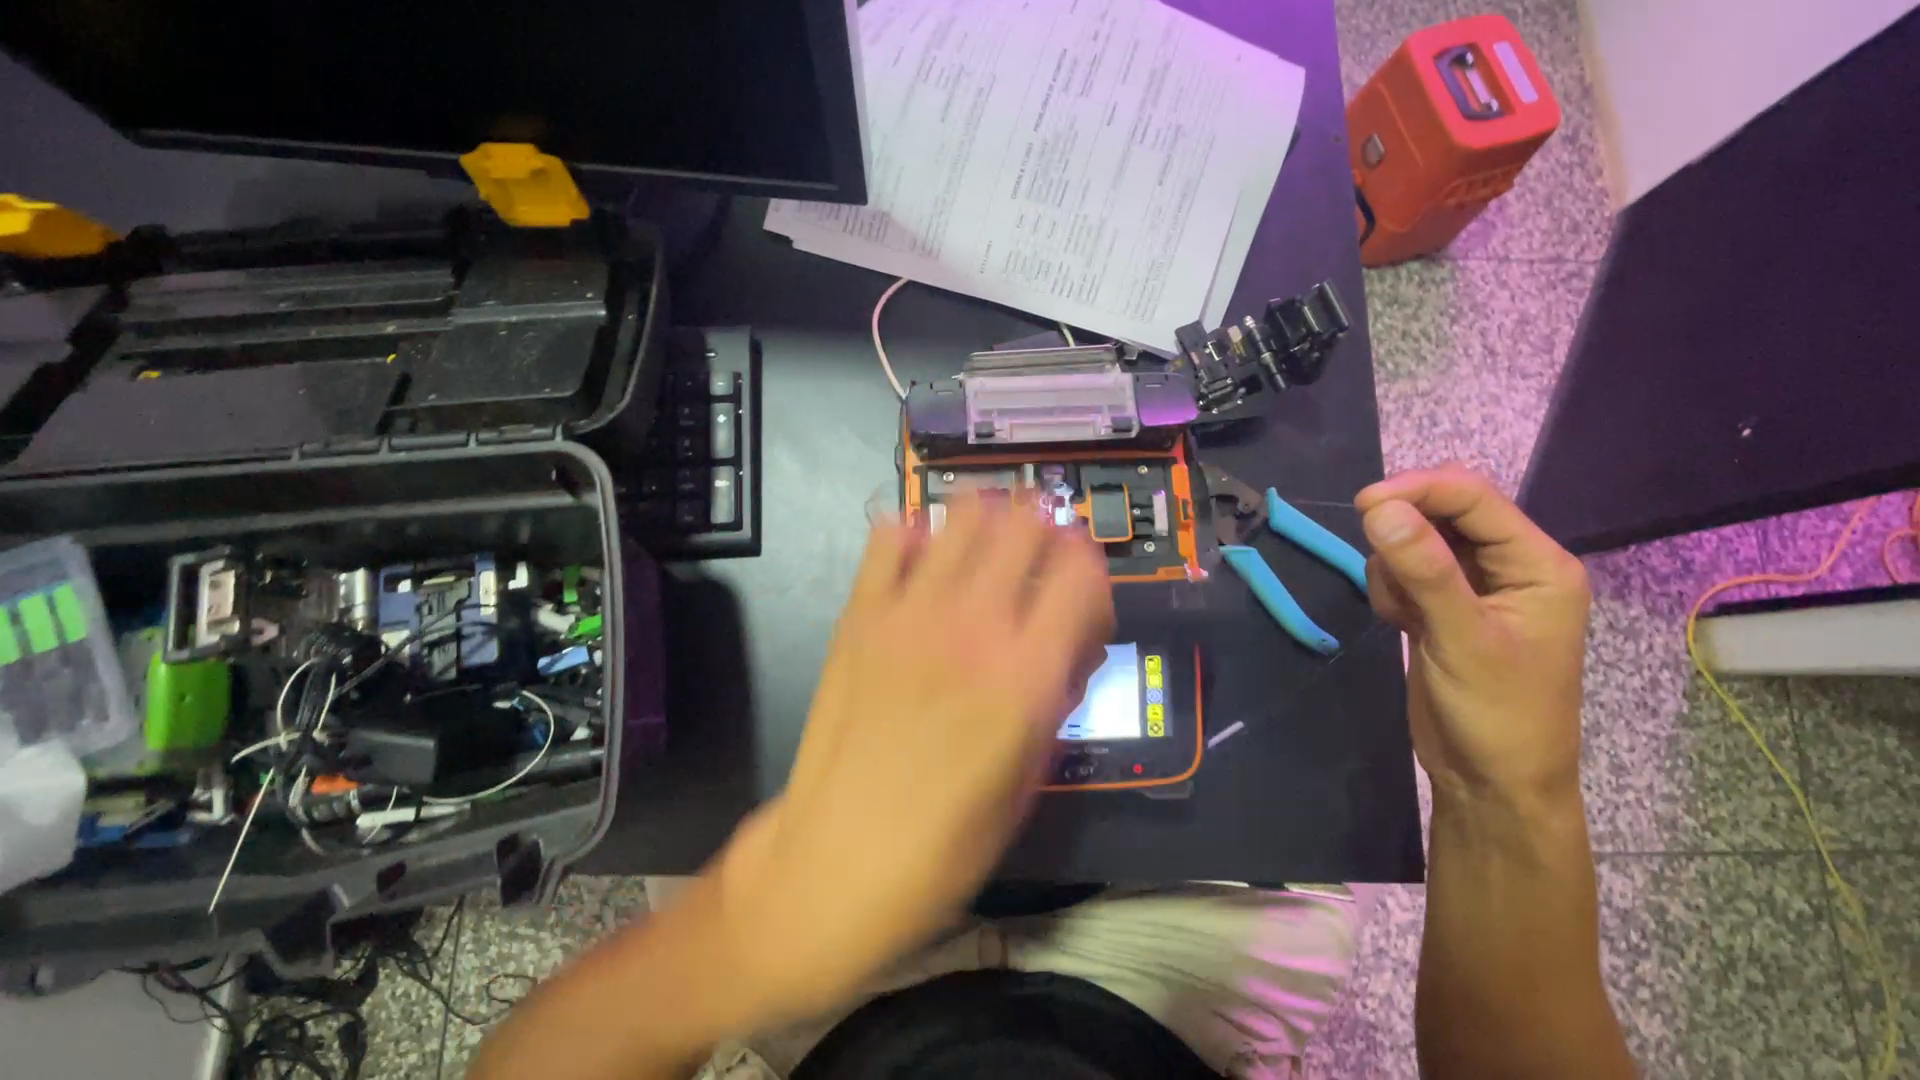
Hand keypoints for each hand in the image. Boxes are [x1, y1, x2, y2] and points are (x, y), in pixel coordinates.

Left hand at [710, 496, 1113, 1024]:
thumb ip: (1055, 695)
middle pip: (1026, 524)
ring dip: (987, 517)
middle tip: (1040, 556)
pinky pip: (888, 540)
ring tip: (989, 540)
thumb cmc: (949, 841)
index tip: (1084, 592)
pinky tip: (923, 554)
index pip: (1081, 571)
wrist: (838, 858)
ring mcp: (909, 613)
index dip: (1092, 571)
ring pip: (962, 515)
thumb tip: (1068, 644)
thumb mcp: (1030, 776)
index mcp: (1027, 674)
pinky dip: (913, 533)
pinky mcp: (859, 615)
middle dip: (1046, 529)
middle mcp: (974, 626)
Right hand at [1354, 467, 1589, 809]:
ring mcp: (1474, 590)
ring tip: (1402, 613)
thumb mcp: (1462, 640)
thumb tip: (1379, 508)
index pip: (1476, 498)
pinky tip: (1399, 624)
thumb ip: (1424, 571)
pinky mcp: (1442, 610)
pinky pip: (1405, 573)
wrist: (1490, 784)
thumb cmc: (1497, 715)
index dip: (1420, 490)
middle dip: (1405, 528)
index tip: (1364, 504)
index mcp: (1537, 565)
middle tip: (1377, 557)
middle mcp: (1509, 568)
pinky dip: (1390, 588)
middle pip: (1445, 512)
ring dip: (1395, 565)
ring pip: (1416, 541)